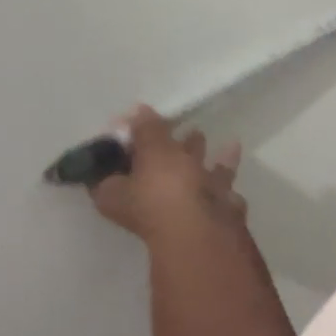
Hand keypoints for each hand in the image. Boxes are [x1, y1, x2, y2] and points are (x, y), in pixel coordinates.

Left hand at [90, 106, 245, 241]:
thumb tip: (133, 111)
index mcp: (114, 193)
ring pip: (178, 173)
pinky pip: (210, 177)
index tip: (132, 122)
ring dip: (186, 152)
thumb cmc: (167, 190)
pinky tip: (231, 144)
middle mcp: (139, 201)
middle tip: (166, 120)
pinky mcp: (203, 203)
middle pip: (143, 169)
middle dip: (155, 146)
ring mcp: (173, 203)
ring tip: (196, 129)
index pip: (104, 166)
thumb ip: (146, 131)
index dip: (116, 144)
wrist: (205, 224)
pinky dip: (219, 161)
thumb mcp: (153, 152)